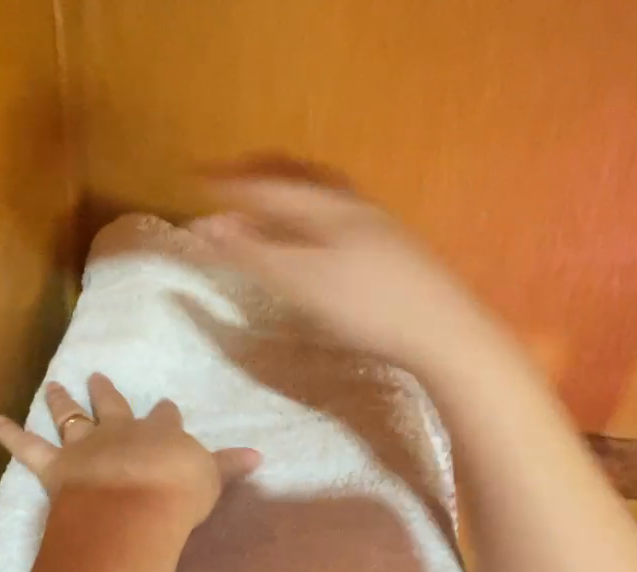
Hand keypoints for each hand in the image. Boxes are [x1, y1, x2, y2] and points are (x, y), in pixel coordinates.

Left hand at [0, 374, 260, 536]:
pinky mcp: (56, 465)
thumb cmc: (178, 495)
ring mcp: (85, 445)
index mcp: (160, 433)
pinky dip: (10, 435)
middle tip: (97, 377)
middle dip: (106, 392)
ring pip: (71, 417)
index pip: (164, 419)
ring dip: (61, 401)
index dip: (164, 413)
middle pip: (112, 406)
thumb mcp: (210, 480)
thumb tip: (260, 457)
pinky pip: (28, 448)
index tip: (164, 405)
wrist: (137, 506)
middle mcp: (120, 431)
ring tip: (55, 385)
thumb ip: (229, 467)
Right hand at [193, 168, 504, 376]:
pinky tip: (318, 233)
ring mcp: (377, 225)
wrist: (443, 332)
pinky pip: (341, 211)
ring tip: (269, 197)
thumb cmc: (367, 308)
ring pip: (325, 191)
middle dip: (259, 173)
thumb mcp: (301, 283)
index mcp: (326, 208)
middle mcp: (352, 205)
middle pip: (298, 175)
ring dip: (289, 187)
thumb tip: (205, 227)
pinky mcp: (393, 248)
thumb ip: (253, 254)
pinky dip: (313, 209)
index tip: (193, 176)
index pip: (265, 184)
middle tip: (229, 178)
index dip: (227, 181)